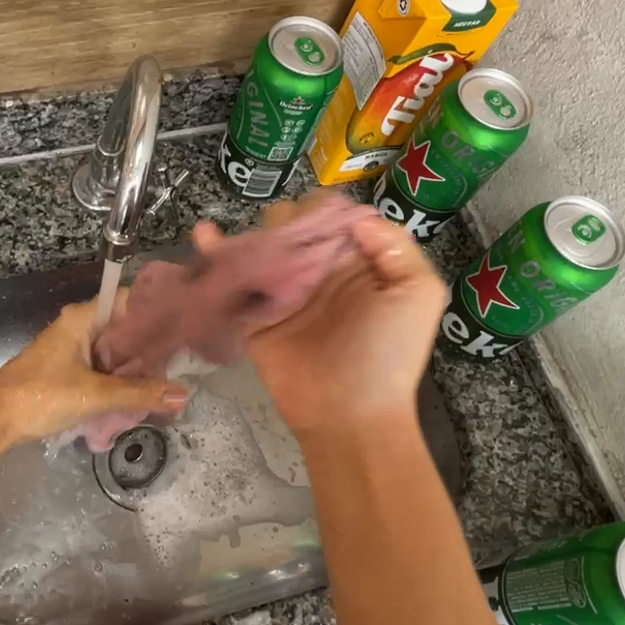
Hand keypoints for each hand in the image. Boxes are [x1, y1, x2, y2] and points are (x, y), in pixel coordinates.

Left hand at [0, 296, 190, 441]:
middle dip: (149, 347)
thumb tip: (184, 394)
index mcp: (81, 319)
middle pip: (123, 328)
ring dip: (135, 368)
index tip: (182, 326)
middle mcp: (77, 327)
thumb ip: (140, 393)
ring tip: (166, 382)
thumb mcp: (95, 395)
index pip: (127, 299)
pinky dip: (118, 380)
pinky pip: (101, 368)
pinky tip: (138, 396)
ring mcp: (71, 349)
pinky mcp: (66, 370)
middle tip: (181, 364)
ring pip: (113, 352)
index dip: (155, 310)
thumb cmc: (40, 396)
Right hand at [195, 192, 449, 440]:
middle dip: (284, 221)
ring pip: (259, 245)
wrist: (350, 414)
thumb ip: (395, 246)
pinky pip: (231, 280)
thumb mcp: (419, 293)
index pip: (332, 216)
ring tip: (250, 242)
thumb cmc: (389, 355)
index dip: (322, 209)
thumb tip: (355, 217)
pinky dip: (214, 254)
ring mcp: (281, 292)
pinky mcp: (252, 315)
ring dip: (251, 232)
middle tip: (286, 244)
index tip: (317, 223)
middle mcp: (316, 271)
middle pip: (290, 224)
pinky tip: (205, 235)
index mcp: (354, 260)